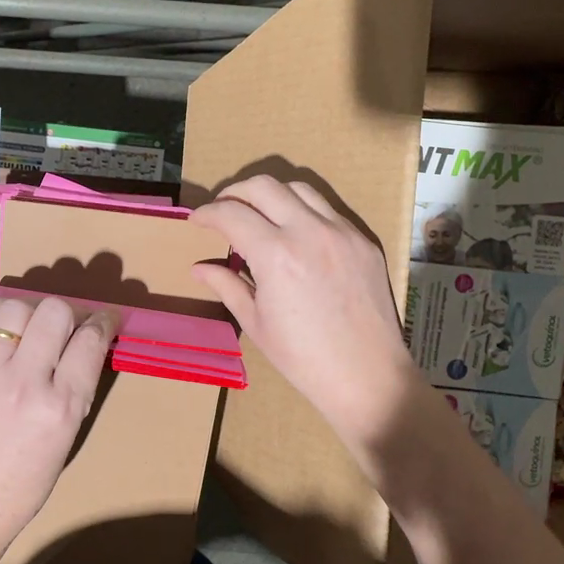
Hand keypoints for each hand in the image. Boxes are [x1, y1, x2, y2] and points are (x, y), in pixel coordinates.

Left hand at [0, 295, 117, 548]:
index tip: (103, 319)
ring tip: (30, 328)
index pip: (89, 341)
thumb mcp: (69, 432)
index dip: (102, 322)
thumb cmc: (29, 476)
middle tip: (64, 327)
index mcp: (60, 407)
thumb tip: (87, 337)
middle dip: (67, 313)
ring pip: (16, 307)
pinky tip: (3, 330)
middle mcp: (24, 383)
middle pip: (54, 312)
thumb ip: (78, 383)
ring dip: (30, 312)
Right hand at [190, 175, 425, 449]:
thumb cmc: (302, 357)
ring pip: (298, 188)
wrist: (367, 376)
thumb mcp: (254, 322)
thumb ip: (226, 285)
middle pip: (263, 186)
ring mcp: (341, 233)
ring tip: (257, 213)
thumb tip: (199, 267)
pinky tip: (294, 233)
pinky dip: (302, 210)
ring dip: (270, 194)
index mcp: (275, 255)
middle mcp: (309, 232)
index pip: (231, 213)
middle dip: (235, 192)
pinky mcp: (363, 241)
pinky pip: (327, 209)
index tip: (196, 220)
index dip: (207, 213)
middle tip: (222, 210)